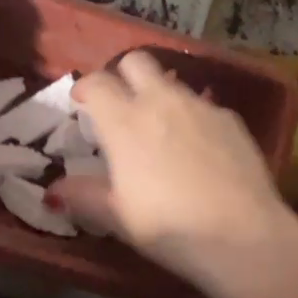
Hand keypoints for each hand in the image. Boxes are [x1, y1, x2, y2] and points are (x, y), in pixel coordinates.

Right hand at [55, 51, 297, 297]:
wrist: (242, 236)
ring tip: (161, 130)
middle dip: (124, 75)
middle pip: (136, 62)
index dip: (85, 88)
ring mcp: (201, 106)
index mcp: (124, 121)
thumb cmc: (168, 227)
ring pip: (173, 82)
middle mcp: (161, 101)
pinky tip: (198, 149)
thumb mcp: (117, 217)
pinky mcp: (231, 120)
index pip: (96, 83)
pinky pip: (204, 105)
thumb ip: (84, 196)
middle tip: (121, 105)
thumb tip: (55, 190)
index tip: (81, 104)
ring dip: (160, 96)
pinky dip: (192, 118)